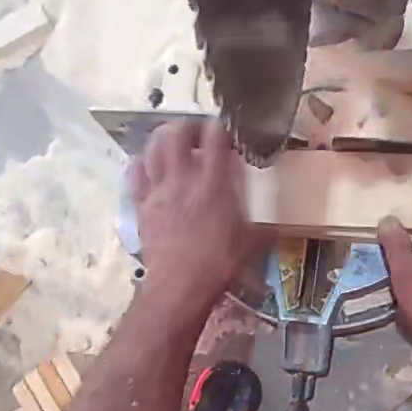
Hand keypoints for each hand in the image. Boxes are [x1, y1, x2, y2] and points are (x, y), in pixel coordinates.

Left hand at [131, 120, 256, 317]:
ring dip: (164, 138)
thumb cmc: (221, 263)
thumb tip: (276, 227)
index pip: (216, 138)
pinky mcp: (142, 204)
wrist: (180, 284)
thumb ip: (263, 227)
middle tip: (199, 132)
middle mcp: (184, 179)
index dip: (222, 126)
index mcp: (215, 184)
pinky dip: (142, 162)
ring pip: (153, 147)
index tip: (230, 128)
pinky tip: (148, 163)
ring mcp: (159, 190)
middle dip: (188, 126)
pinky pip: (135, 173)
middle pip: (177, 133)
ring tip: (174, 142)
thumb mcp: (253, 243)